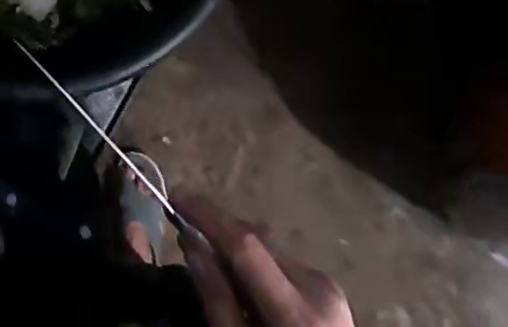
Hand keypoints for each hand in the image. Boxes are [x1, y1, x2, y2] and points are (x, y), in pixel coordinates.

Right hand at [179, 195, 352, 326]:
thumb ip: (216, 299)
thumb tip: (190, 243)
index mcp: (297, 313)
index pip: (245, 245)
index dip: (208, 215)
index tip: (176, 195)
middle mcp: (318, 288)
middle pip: (256, 241)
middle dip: (219, 231)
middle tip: (186, 235)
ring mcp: (329, 287)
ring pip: (268, 248)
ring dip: (238, 248)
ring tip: (215, 264)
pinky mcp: (331, 290)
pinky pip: (283, 263)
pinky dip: (258, 264)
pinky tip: (246, 284)